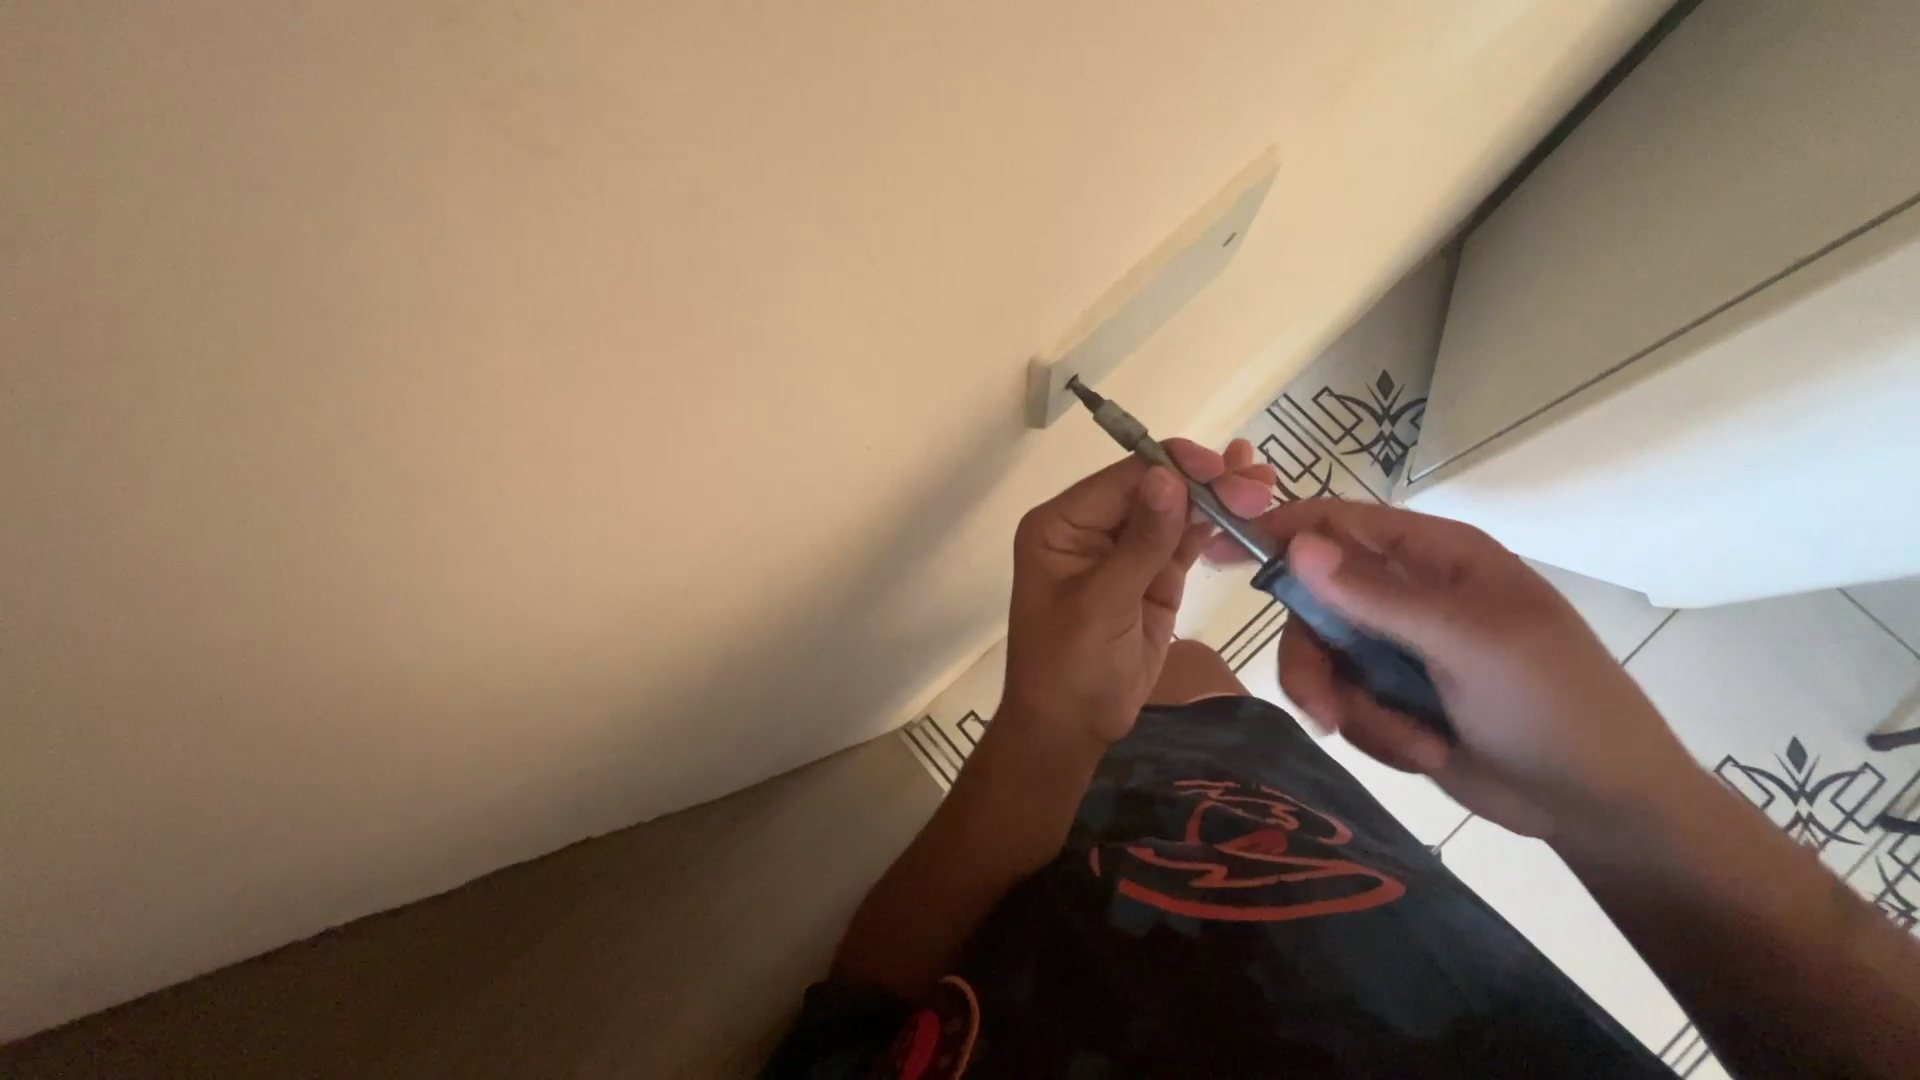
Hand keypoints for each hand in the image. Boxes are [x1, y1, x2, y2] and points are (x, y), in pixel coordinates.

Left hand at [1002, 438, 1274, 744]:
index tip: (1225, 469)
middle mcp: (1090, 528)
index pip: (1123, 480)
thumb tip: (1168, 476)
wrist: (1072, 728)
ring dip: (1218, 498)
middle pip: (1154, 490)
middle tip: (1257, 484)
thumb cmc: (1070, 669)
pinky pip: (1185, 543)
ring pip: (1174, 512)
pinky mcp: (1152, 576)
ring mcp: (1124, 551)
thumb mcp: (1102, 605)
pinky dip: (1216, 529)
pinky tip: (1250, 512)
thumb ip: (1140, 542)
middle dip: (1206, 482)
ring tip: (1264, 485)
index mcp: (1061, 525)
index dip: (1175, 468)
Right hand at [1234, 499, 1696, 838]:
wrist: (1596, 805)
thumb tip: (1296, 544)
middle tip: (1323, 709)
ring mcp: (1392, 645)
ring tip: (1401, 741)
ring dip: (1347, 705)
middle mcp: (1404, 592)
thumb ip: (1377, 595)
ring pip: (1316, 657)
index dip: (1277, 532)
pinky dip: (1370, 730)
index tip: (1221, 556)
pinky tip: (1421, 749)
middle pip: (1310, 602)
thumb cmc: (1554, 703)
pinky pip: (1338, 700)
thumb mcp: (1468, 641)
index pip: (1336, 524)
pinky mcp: (1385, 694)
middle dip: (1315, 661)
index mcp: (1433, 556)